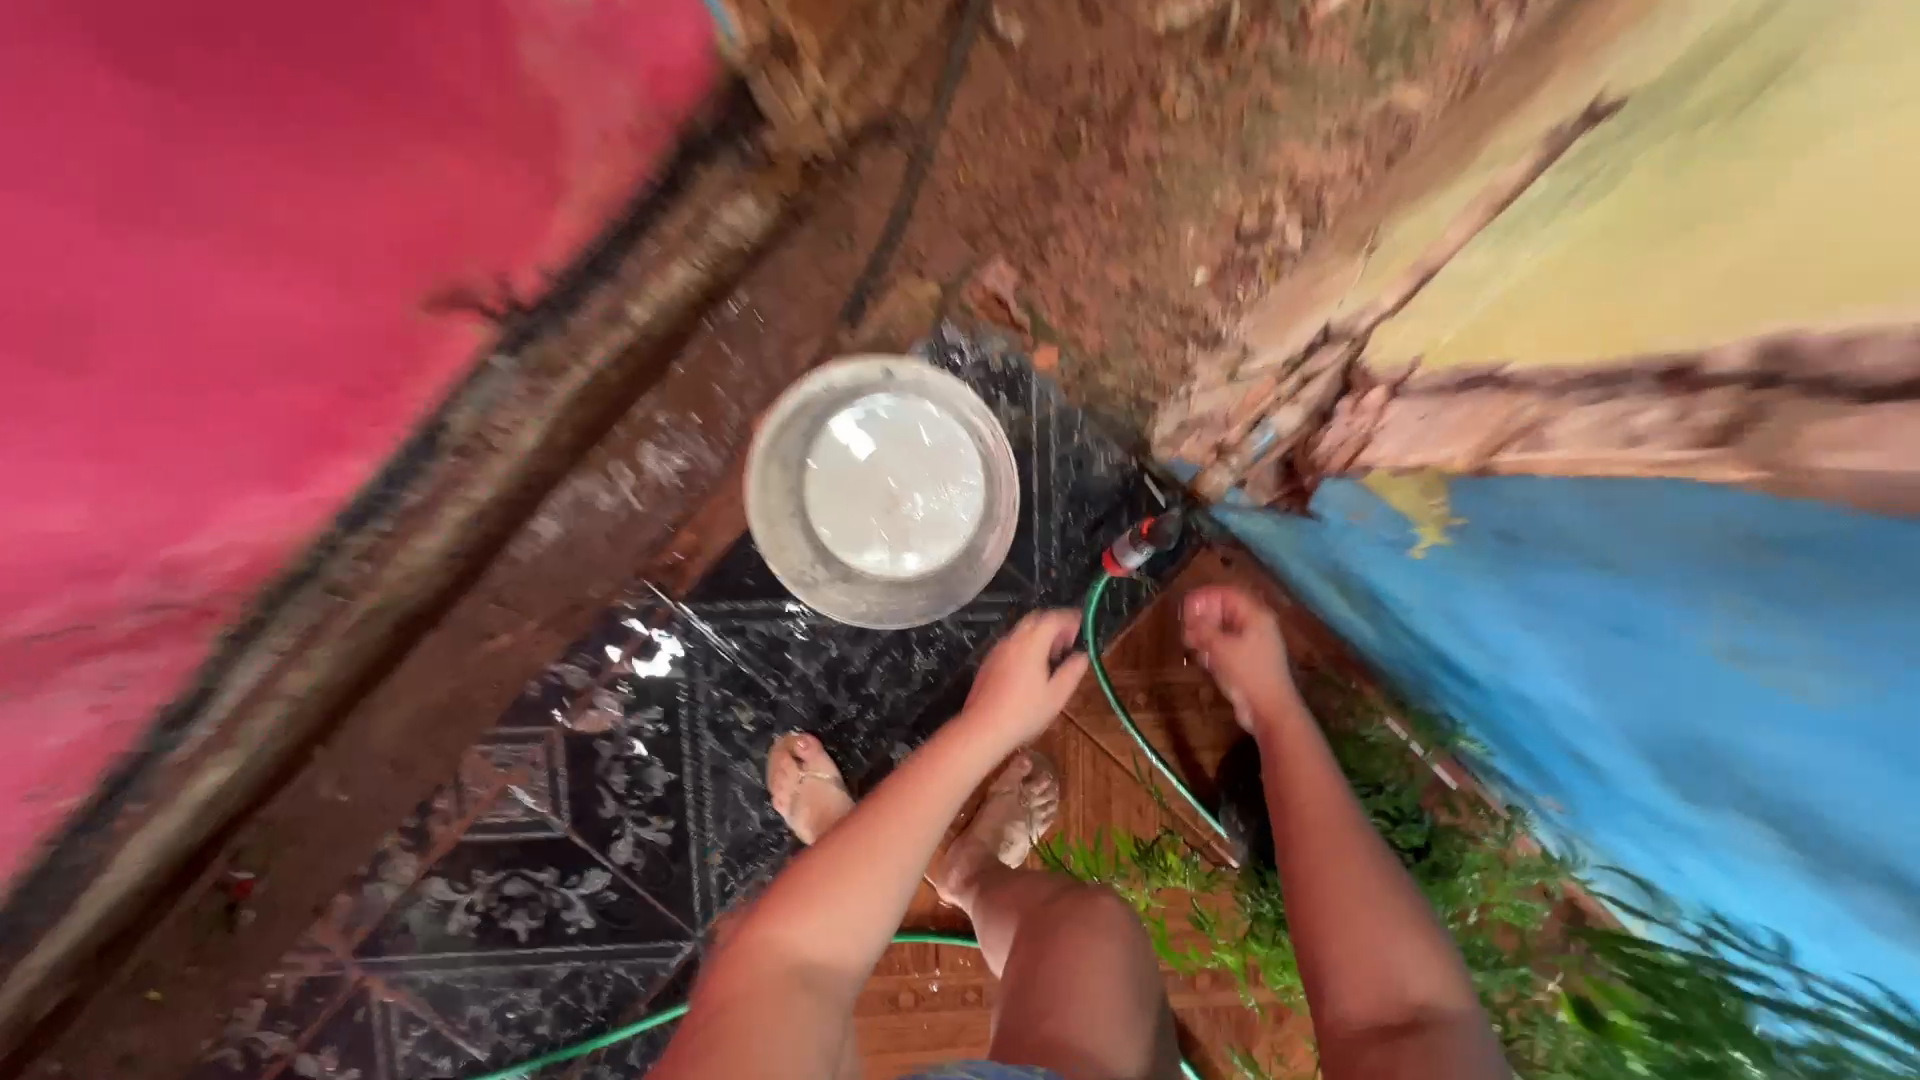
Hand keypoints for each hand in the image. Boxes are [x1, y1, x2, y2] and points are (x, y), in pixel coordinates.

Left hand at [961, 609, 1088, 745]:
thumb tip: (1082, 655)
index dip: (1070, 619)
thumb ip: (1072, 671)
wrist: (983, 728)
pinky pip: (1011, 644)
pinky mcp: (988, 662)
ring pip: (1021, 631)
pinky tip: (1032, 669)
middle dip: (1055, 625)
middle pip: (1035, 619)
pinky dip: (1026, 646)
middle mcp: (1012, 640)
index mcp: (1030, 644)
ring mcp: (997, 650)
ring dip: (1040, 636)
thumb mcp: (1056, 695)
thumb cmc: (1024, 713)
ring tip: (1053, 658)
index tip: (1083, 628)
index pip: (1053, 618)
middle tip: (1068, 643)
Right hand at [1181, 585, 1298, 732]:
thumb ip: (1203, 629)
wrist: (1269, 709)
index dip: (1205, 597)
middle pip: (1225, 611)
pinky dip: (1213, 648)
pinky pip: (1227, 646)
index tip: (1186, 606)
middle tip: (1185, 627)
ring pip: (1224, 629)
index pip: (1227, 594)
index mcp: (1255, 616)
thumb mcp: (1221, 647)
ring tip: (1190, 643)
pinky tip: (1203, 659)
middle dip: (1203, 617)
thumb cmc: (1247, 673)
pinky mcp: (1248, 661)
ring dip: (1206, 634)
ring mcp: (1253, 644)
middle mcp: (1256, 626)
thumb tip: (1190, 619)